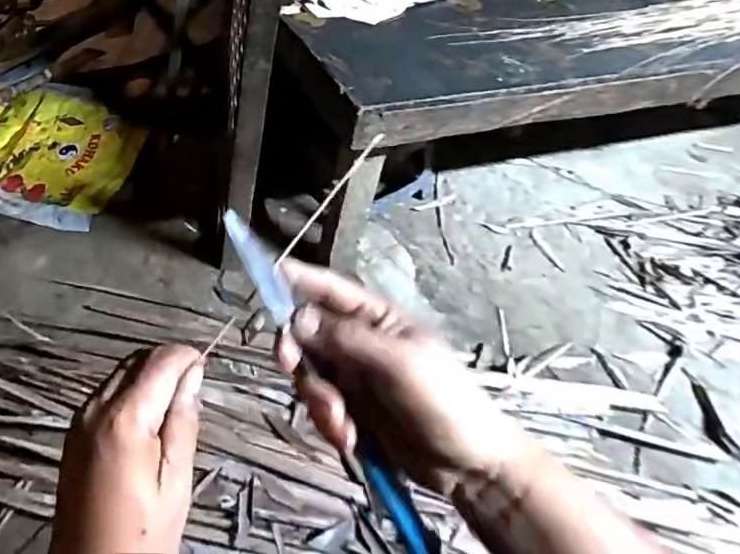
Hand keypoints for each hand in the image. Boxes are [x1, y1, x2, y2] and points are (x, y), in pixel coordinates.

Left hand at [52, 343, 203, 553]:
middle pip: (138, 360)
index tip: (204, 362)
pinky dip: (130, 390)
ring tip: (173, 401)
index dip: (185, 356)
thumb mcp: (175, 485)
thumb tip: (192, 375)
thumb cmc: (141, 538)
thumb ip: (183, 423)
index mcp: (125, 419)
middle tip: (192, 383)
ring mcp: (81, 418)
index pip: (160, 362)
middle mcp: (97, 408)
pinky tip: (147, 415)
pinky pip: (107, 392)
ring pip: (121, 372)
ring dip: (148, 374)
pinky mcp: (74, 431)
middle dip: (167, 362)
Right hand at [274, 258, 531, 500]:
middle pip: (306, 332)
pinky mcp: (351, 410)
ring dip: (316, 397)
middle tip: (292, 366)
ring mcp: (353, 376)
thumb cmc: (445, 400)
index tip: (267, 271)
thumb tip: (297, 316)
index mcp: (373, 316)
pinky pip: (320, 407)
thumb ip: (346, 338)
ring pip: (309, 373)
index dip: (297, 278)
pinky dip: (327, 422)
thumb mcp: (398, 362)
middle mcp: (356, 340)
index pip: (327, 288)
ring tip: (341, 422)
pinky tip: (350, 438)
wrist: (473, 469)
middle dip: (298, 352)